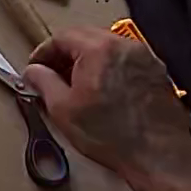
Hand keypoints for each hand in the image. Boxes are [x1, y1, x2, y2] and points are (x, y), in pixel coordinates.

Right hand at [24, 27, 190, 190]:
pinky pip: (124, 60)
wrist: (157, 154)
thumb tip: (33, 72)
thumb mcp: (62, 108)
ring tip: (76, 86)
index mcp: (98, 49)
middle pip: (85, 37)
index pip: (62, 37)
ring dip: (87, 60)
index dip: (43, 52)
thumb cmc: (113, 134)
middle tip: (51, 74)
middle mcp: (124, 46)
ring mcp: (144, 57)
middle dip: (65, 54)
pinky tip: (100, 92)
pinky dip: (107, 68)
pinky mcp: (156, 72)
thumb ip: (43, 82)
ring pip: (106, 47)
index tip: (36, 67)